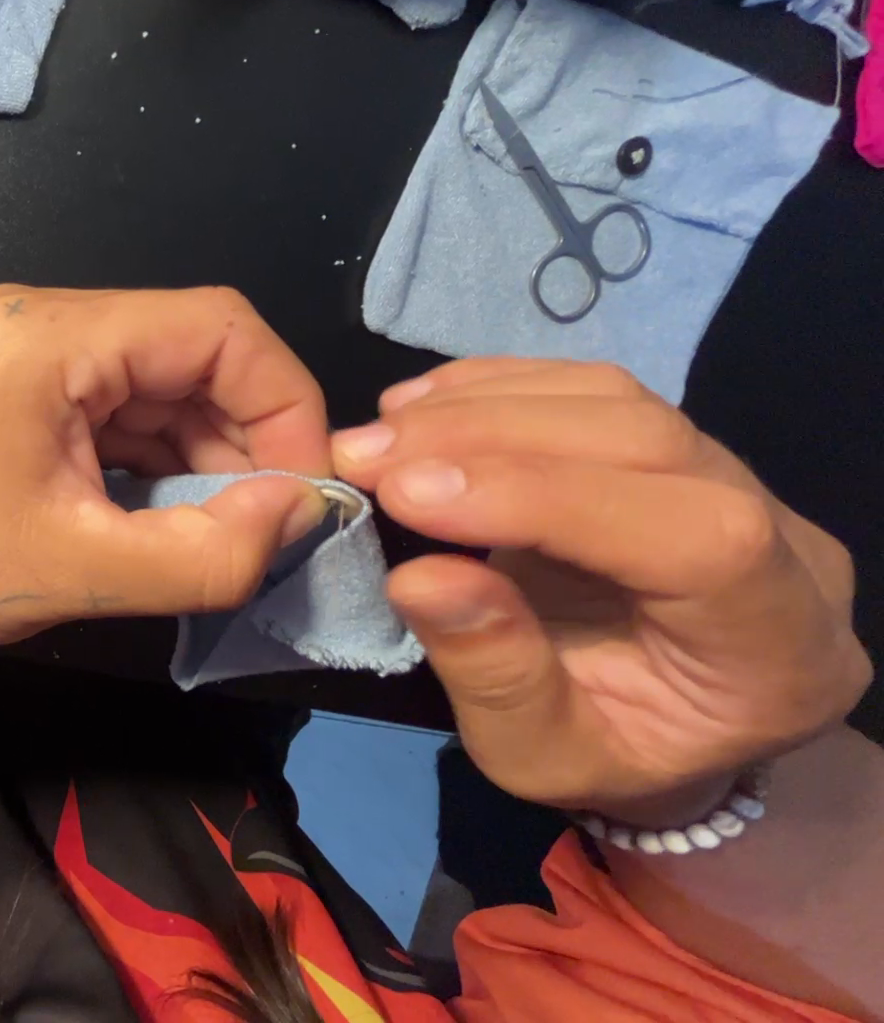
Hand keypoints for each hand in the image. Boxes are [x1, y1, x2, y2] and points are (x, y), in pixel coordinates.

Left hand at [0, 284, 331, 649]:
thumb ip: (207, 552)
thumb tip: (300, 514)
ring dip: (200, 453)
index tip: (304, 489)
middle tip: (264, 524)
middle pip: (190, 353)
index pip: (218, 326)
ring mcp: (28, 348)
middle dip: (241, 439)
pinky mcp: (22, 383)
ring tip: (215, 527)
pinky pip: (116, 405)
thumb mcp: (81, 572)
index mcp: (50, 336)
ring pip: (158, 383)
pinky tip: (166, 510)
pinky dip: (155, 456)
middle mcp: (41, 319)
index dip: (283, 403)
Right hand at [331, 358, 870, 824]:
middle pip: (648, 440)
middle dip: (485, 436)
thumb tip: (417, 576)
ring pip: (613, 398)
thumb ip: (492, 671)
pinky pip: (582, 390)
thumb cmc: (598, 755)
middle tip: (362, 454)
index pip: (694, 537)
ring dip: (473, 404)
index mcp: (775, 646)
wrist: (648, 727)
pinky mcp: (664, 449)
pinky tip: (412, 406)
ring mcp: (728, 480)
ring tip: (372, 434)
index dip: (544, 498)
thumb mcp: (534, 754)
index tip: (405, 493)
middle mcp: (780, 543)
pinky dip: (486, 387)